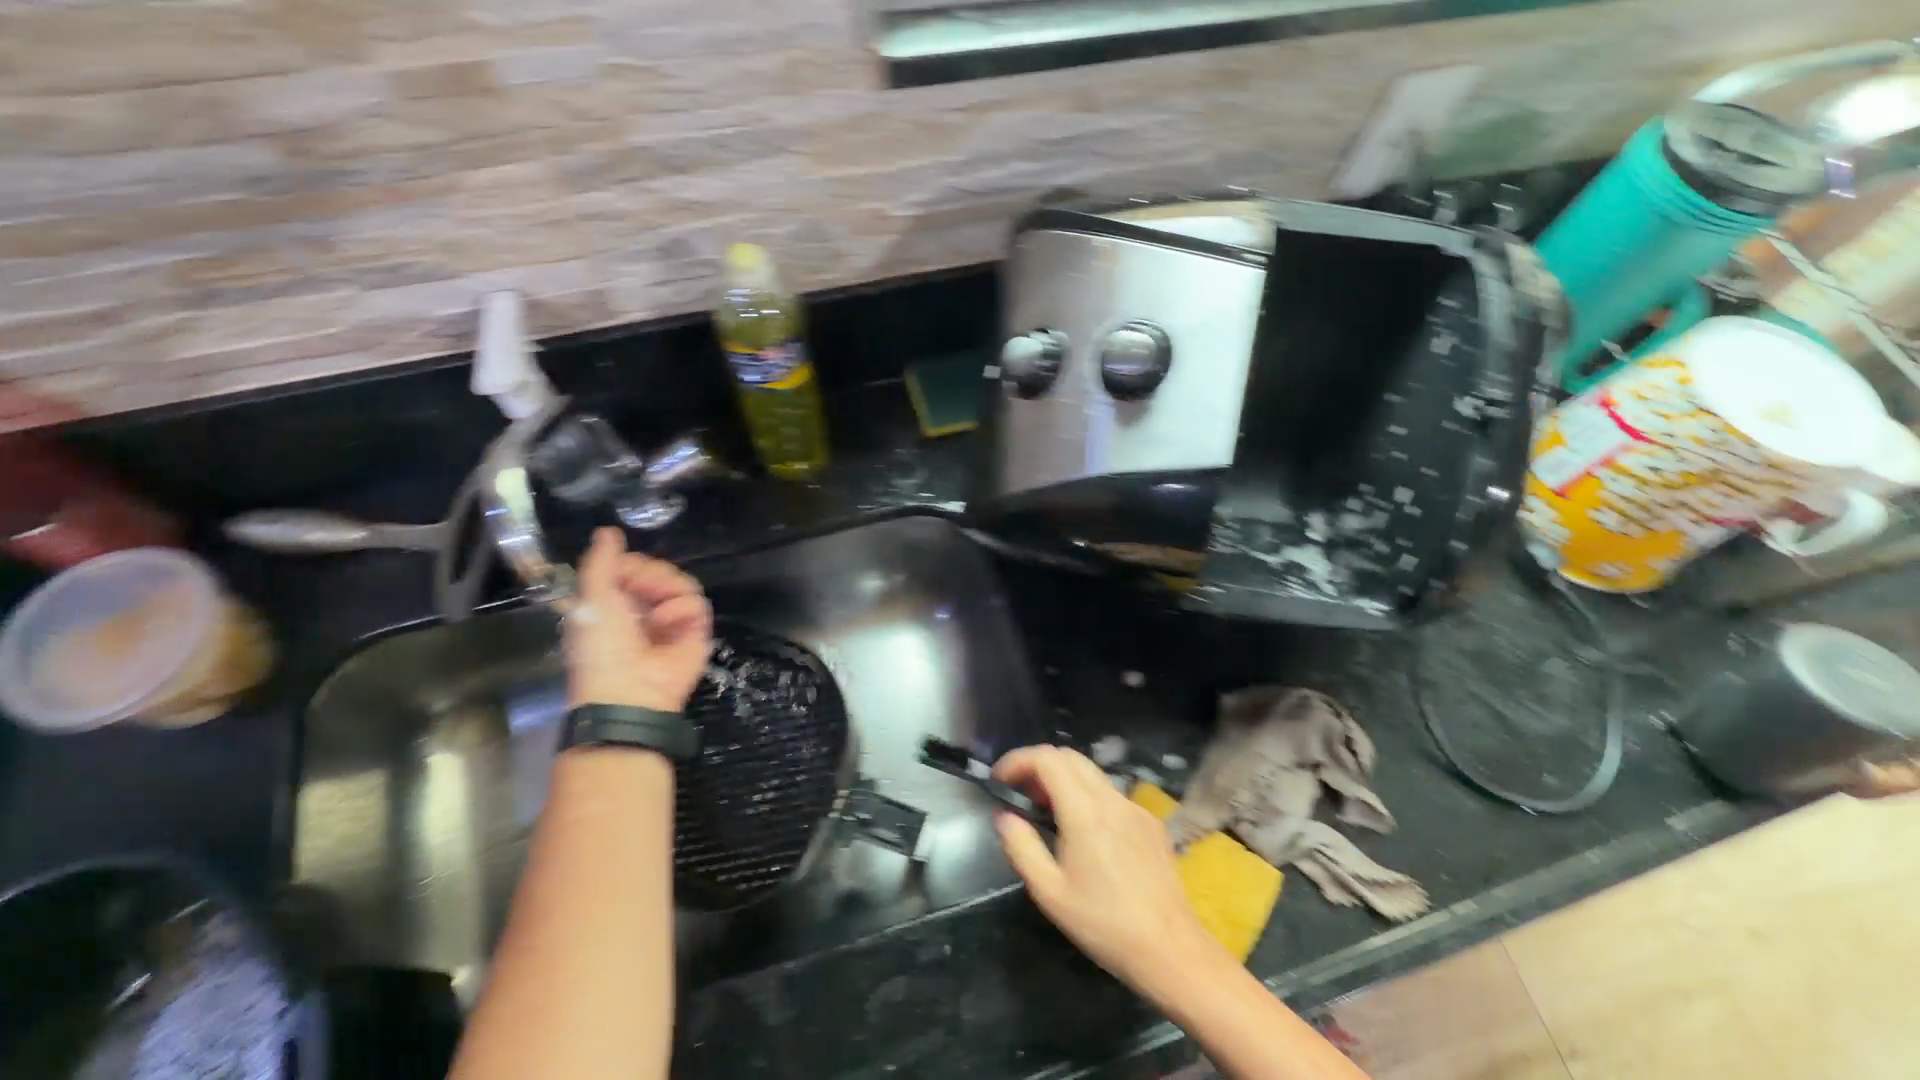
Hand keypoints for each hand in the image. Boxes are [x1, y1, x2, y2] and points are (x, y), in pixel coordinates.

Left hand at [565, 527, 712, 712]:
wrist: (628, 692)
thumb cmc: (600, 648)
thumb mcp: (590, 599)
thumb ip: (600, 562)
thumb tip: (608, 530)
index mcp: (616, 603)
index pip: (634, 565)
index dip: (631, 563)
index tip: (622, 572)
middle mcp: (645, 609)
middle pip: (661, 570)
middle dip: (651, 574)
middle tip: (639, 590)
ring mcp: (673, 621)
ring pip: (683, 582)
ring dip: (667, 588)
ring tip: (655, 610)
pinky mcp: (697, 632)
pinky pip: (698, 603)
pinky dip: (682, 609)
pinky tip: (667, 622)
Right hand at [993, 746, 1232, 995]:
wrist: (1169, 948)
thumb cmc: (1103, 924)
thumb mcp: (1049, 892)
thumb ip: (1021, 846)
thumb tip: (1004, 815)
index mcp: (1085, 813)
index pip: (1048, 759)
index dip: (1018, 760)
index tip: (1000, 781)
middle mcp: (1113, 800)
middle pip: (1070, 757)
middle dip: (1038, 767)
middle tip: (1020, 797)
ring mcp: (1136, 810)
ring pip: (1093, 774)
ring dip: (1063, 781)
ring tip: (1047, 815)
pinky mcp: (1151, 824)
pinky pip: (1112, 795)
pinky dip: (1088, 797)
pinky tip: (1084, 834)